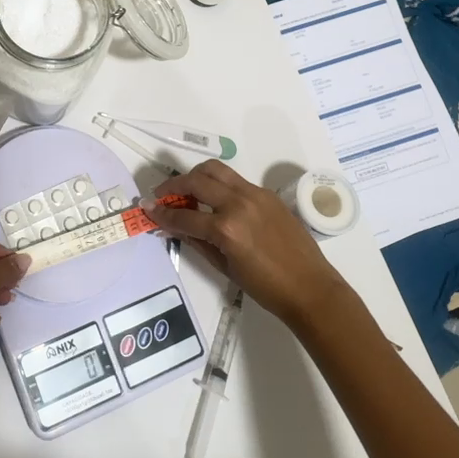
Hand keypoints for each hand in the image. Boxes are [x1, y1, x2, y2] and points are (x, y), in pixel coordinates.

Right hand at [145, 161, 346, 324]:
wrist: (311, 288)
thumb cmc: (266, 288)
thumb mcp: (225, 268)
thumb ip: (197, 242)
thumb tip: (174, 227)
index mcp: (226, 229)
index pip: (184, 215)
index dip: (162, 213)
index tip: (147, 209)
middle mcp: (238, 204)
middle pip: (196, 181)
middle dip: (173, 186)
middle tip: (162, 195)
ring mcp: (254, 195)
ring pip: (215, 169)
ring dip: (195, 176)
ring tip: (186, 189)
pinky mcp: (266, 194)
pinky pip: (234, 180)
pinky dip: (218, 183)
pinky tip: (215, 199)